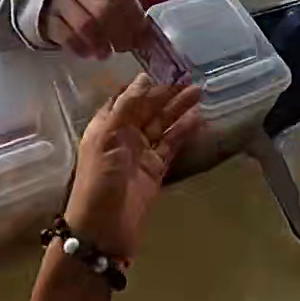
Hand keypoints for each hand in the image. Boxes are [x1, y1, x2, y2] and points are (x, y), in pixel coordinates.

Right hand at [44, 0, 146, 58]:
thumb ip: (127, 12)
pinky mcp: (48, 19)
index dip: (133, 12)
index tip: (142, 32)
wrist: (49, 2)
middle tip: (126, 46)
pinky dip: (82, 48)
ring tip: (107, 53)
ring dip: (100, 43)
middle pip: (102, 8)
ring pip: (84, 24)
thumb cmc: (86, 1)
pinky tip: (90, 54)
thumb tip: (148, 37)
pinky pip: (67, 37)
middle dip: (119, 32)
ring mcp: (59, 1)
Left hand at [64, 75, 203, 259]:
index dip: (146, 83)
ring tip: (200, 93)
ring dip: (179, 109)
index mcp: (106, 125)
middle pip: (148, 109)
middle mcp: (123, 136)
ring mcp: (140, 153)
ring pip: (162, 124)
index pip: (128, 97)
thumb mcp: (108, 138)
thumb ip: (128, 107)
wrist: (102, 232)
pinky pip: (171, 144)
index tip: (167, 68)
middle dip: (168, 94)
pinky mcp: (155, 170)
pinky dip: (184, 131)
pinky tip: (198, 119)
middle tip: (192, 79)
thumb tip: (144, 77)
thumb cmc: (99, 181)